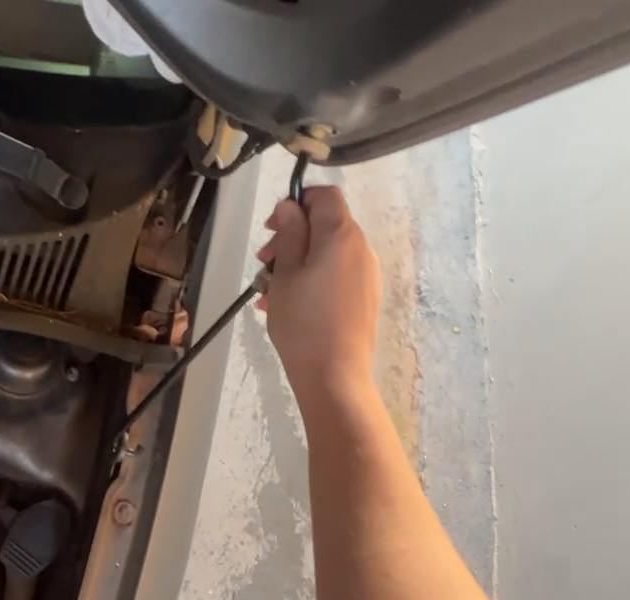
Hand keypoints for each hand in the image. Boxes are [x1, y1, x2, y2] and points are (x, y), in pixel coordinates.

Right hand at [256, 185, 382, 404]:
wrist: (334, 373)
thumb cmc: (302, 322)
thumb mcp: (285, 275)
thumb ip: (288, 235)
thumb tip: (290, 207)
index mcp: (341, 235)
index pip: (325, 196)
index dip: (297, 202)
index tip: (272, 228)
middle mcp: (361, 248)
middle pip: (325, 226)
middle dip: (291, 238)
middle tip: (263, 264)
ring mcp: (366, 274)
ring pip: (327, 254)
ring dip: (297, 264)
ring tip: (270, 293)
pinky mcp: (364, 298)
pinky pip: (334, 276)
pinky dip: (311, 281)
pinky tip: (288, 306)